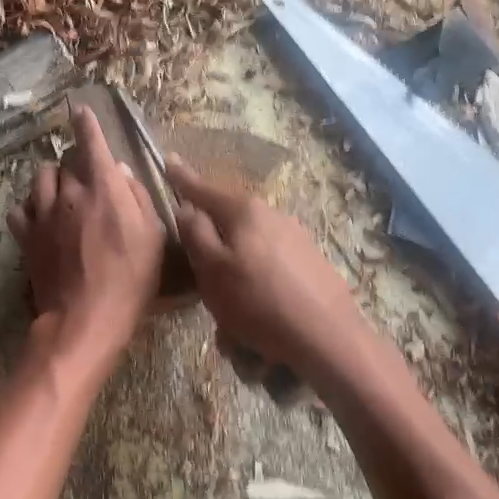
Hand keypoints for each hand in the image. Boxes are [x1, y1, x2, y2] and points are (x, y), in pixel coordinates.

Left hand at [7, 106, 164, 371]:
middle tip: (86, 175)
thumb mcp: (152, 237)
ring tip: (61, 192)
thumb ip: (138, 197)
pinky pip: (21, 210)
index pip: (92, 143)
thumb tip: (122, 172)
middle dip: (75, 160)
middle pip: (65, 160)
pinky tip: (40, 218)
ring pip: (40, 178)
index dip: (87, 123)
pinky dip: (30, 208)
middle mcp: (70, 192)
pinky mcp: (26, 236)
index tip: (81, 111)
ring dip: (52, 178)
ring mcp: (43, 214)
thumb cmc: (129, 280)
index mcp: (104, 188)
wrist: (84, 319)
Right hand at [170, 157, 365, 381]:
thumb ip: (195, 234)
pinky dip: (260, 299)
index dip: (182, 178)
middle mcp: (271, 215)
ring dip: (237, 289)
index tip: (168, 160)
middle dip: (214, 260)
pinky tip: (264, 332)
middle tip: (209, 294)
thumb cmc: (260, 302)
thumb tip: (187, 208)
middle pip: (227, 228)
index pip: (202, 189)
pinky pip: (270, 275)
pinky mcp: (311, 264)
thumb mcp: (212, 270)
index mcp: (244, 210)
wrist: (329, 338)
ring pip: (248, 258)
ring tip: (239, 331)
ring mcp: (295, 238)